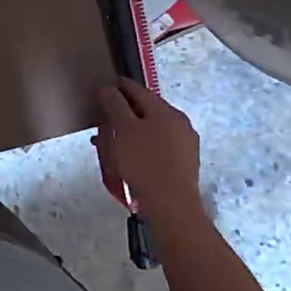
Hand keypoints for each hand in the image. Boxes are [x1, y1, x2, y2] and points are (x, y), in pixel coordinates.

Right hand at [94, 77, 201, 213]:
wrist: (172, 204)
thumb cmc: (143, 163)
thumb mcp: (123, 130)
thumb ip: (115, 105)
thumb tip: (109, 88)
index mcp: (165, 110)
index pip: (138, 90)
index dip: (119, 86)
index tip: (105, 86)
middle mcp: (179, 121)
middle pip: (147, 110)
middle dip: (124, 112)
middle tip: (105, 118)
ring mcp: (185, 142)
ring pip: (152, 129)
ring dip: (132, 130)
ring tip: (113, 142)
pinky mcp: (185, 161)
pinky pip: (159, 145)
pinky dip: (142, 145)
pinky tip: (131, 157)